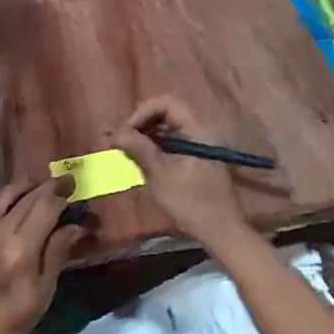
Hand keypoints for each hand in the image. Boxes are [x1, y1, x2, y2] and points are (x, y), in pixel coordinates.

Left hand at [0, 177, 86, 333]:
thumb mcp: (44, 287)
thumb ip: (58, 250)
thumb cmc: (15, 314)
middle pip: (23, 194)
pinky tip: (5, 211)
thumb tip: (77, 224)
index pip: (45, 203)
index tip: (71, 185)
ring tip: (33, 194)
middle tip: (58, 185)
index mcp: (20, 244)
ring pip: (0, 196)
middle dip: (44, 187)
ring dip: (20, 191)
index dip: (60, 191)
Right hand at [109, 95, 251, 242]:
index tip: (126, 131)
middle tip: (120, 139)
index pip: (166, 104)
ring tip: (124, 147)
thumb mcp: (160, 173)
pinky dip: (152, 145)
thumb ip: (138, 148)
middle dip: (139, 123)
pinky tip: (138, 156)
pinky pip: (170, 141)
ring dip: (144, 134)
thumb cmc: (190, 201)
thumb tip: (114, 132)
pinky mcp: (194, 157)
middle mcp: (199, 131)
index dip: (142, 112)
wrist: (218, 229)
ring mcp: (197, 144)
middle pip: (165, 113)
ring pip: (166, 127)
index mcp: (196, 130)